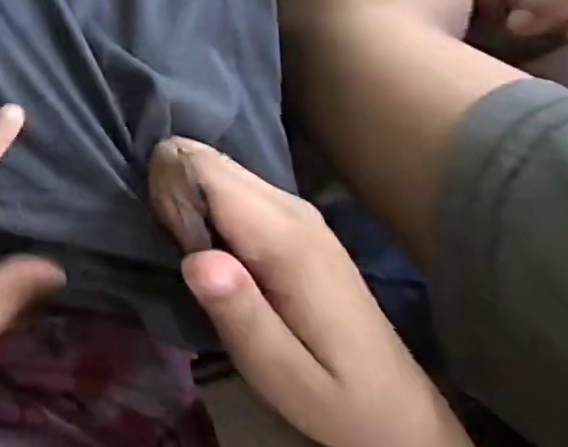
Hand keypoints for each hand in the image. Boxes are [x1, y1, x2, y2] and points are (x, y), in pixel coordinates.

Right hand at [149, 139, 469, 446]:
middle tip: (179, 246)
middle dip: (171, 188)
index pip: (199, 166)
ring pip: (211, 162)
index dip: (168, 190)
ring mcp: (291, 205)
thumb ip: (239, 313)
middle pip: (201, 155)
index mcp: (283, 236)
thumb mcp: (281, 374)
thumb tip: (196, 259)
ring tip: (195, 250)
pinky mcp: (289, 214)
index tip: (174, 241)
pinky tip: (214, 247)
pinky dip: (201, 200)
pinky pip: (226, 180)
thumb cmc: (335, 398)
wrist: (400, 412)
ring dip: (184, 194)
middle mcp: (287, 204)